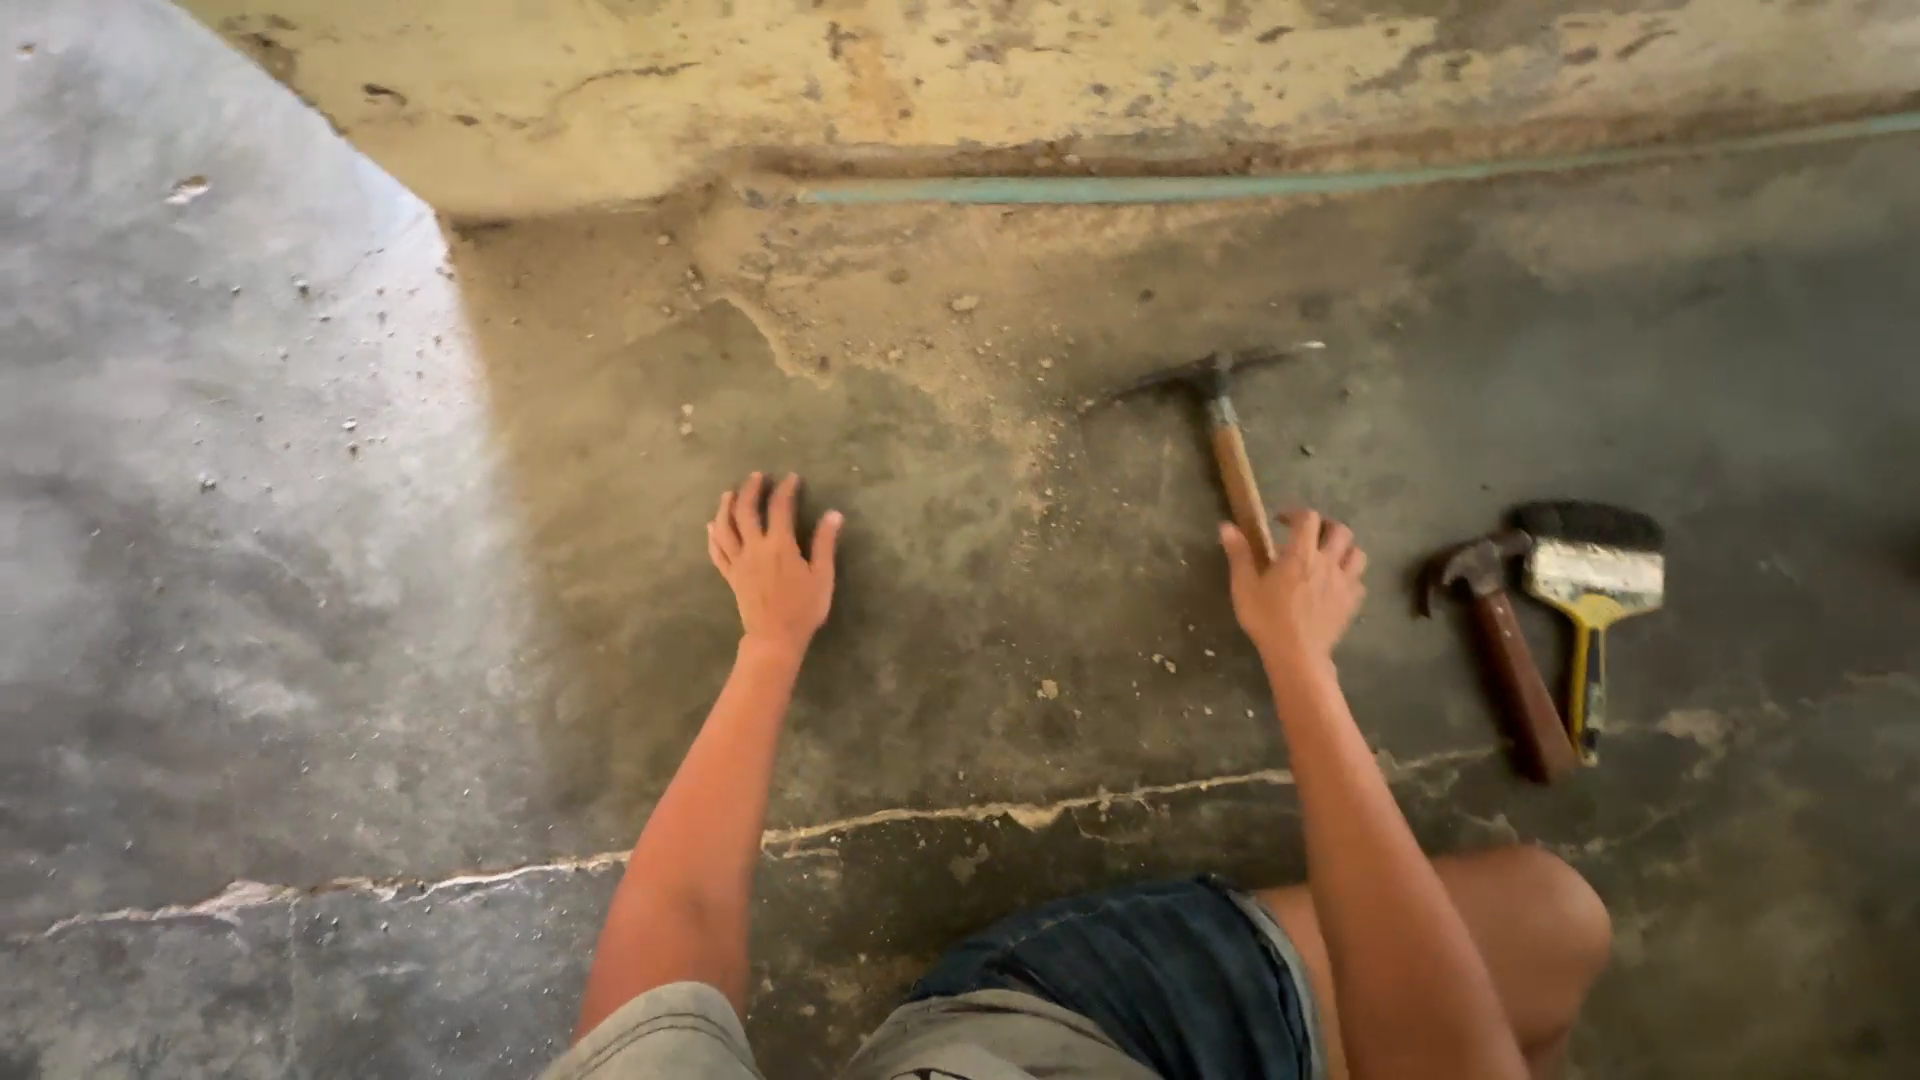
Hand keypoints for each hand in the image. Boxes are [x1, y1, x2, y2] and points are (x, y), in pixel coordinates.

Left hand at [707, 472, 842, 655]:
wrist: (775, 638)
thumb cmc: (804, 608)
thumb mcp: (822, 576)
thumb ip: (825, 543)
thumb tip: (833, 514)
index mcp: (779, 545)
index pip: (780, 508)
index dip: (786, 489)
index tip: (792, 478)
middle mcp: (755, 548)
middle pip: (746, 511)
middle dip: (751, 490)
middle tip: (758, 477)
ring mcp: (739, 562)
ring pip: (725, 527)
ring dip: (726, 507)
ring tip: (730, 493)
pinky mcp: (731, 576)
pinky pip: (717, 551)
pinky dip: (713, 535)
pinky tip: (712, 525)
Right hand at [1221, 508, 1367, 665]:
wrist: (1297, 654)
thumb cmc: (1266, 618)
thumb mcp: (1244, 586)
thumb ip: (1239, 554)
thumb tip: (1227, 526)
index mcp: (1300, 554)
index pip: (1308, 518)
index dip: (1295, 513)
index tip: (1281, 521)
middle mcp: (1327, 562)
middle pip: (1340, 530)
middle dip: (1324, 526)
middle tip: (1309, 534)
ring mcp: (1344, 582)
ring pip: (1357, 553)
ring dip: (1344, 548)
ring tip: (1327, 556)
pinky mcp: (1352, 602)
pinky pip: (1359, 580)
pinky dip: (1349, 575)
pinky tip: (1335, 584)